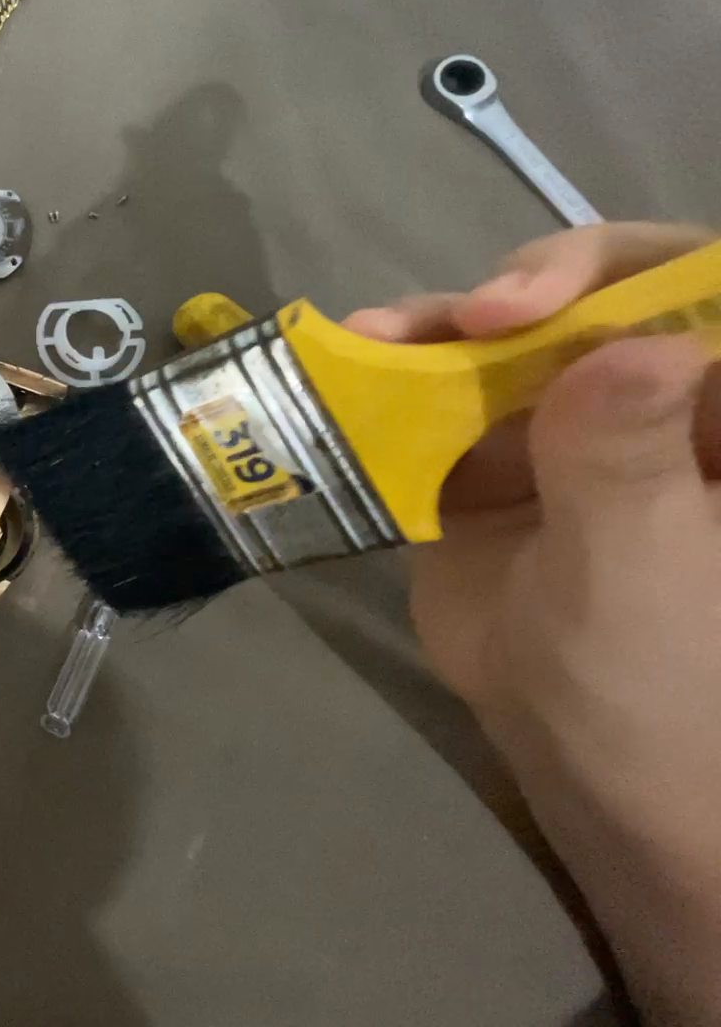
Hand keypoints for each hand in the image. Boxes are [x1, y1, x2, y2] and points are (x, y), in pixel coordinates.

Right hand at [343, 223, 720, 1020]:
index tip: (528, 309)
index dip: (623, 274)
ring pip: (502, 346)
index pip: (706, 293)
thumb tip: (627, 351)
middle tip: (455, 322)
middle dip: (521, 291)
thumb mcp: (644, 581)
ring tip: (365, 339)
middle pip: (595, 302)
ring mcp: (565, 433)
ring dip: (433, 332)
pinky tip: (347, 384)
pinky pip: (436, 406)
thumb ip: (628, 472)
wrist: (584, 758)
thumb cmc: (662, 685)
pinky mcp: (488, 466)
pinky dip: (387, 389)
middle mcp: (656, 404)